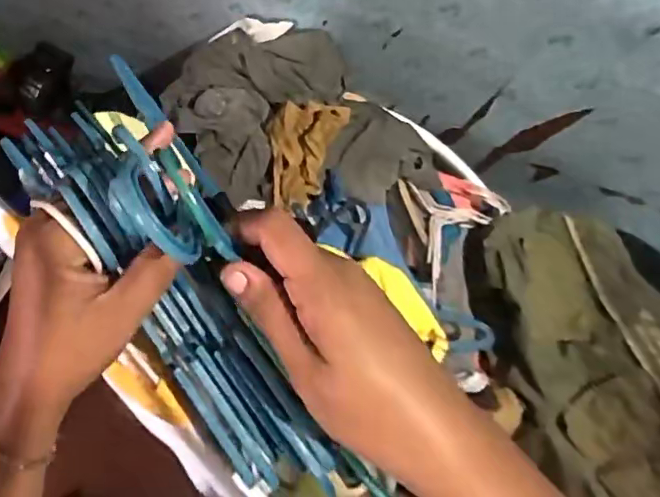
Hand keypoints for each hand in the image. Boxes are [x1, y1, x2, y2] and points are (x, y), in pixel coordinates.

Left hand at [0, 130, 181, 415]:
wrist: (27, 385)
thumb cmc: (72, 350)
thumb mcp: (122, 312)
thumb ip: (154, 268)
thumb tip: (184, 228)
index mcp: (55, 230)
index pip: (104, 184)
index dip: (139, 160)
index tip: (166, 132)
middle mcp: (42, 221)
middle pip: (97, 188)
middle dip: (136, 174)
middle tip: (172, 158)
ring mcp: (40, 233)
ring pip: (92, 203)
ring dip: (125, 196)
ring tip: (164, 181)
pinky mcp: (44, 247)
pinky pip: (83, 219)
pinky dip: (111, 217)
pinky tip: (139, 215)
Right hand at [220, 209, 557, 496]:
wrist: (446, 436)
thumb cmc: (368, 409)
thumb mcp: (306, 371)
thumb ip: (268, 313)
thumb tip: (230, 266)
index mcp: (321, 280)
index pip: (273, 222)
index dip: (240, 224)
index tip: (213, 250)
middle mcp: (340, 267)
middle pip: (285, 239)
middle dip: (251, 254)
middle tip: (229, 293)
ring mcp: (357, 280)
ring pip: (301, 257)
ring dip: (274, 273)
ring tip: (260, 316)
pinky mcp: (368, 296)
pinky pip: (321, 274)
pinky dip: (297, 286)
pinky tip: (297, 326)